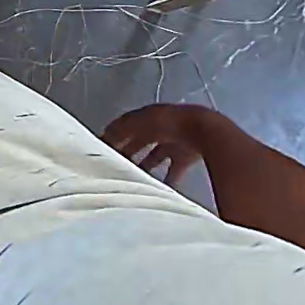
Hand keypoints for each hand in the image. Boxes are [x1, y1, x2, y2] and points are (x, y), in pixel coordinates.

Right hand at [103, 104, 222, 185]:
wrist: (203, 129)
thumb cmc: (169, 124)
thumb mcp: (139, 124)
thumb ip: (118, 132)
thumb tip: (101, 138)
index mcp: (147, 115)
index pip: (125, 125)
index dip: (112, 135)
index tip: (101, 147)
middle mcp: (160, 127)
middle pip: (139, 141)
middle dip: (127, 152)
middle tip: (114, 165)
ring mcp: (174, 141)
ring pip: (154, 156)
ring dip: (145, 166)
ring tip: (132, 178)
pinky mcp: (186, 157)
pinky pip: (173, 170)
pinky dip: (166, 179)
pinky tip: (159, 189)